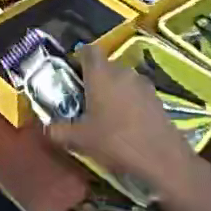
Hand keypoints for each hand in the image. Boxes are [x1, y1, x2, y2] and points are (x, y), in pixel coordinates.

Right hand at [44, 48, 198, 190]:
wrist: (163, 159)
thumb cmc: (116, 142)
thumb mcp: (80, 140)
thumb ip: (59, 131)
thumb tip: (47, 128)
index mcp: (102, 74)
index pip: (88, 51)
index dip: (78, 58)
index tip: (71, 73)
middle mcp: (123, 72)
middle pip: (105, 66)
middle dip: (94, 78)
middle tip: (83, 99)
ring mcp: (144, 84)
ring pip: (122, 80)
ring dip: (112, 91)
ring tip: (104, 113)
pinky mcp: (158, 99)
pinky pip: (136, 93)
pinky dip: (128, 102)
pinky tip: (124, 124)